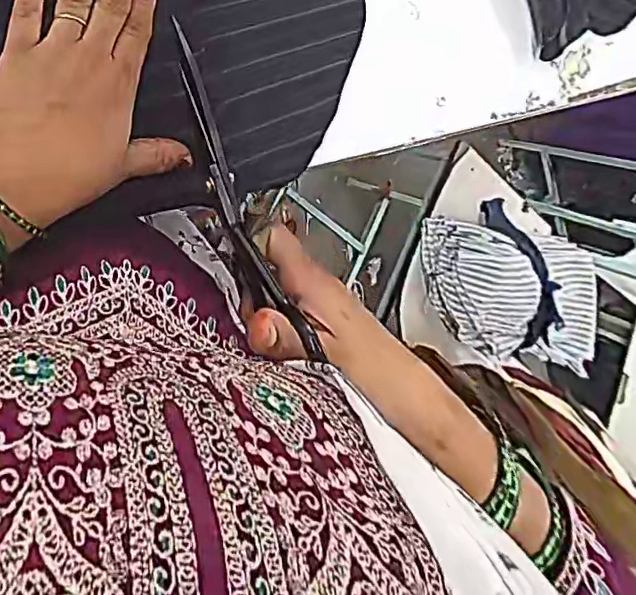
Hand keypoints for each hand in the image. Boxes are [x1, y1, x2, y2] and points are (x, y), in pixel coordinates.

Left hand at [0, 0, 189, 243]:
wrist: (15, 178)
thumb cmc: (65, 174)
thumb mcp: (120, 166)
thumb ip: (154, 154)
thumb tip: (180, 156)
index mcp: (117, 84)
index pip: (137, 30)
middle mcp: (89, 60)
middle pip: (112, 5)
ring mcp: (54, 52)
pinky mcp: (18, 54)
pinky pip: (27, 10)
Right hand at [245, 220, 508, 507]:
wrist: (413, 399)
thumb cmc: (381, 373)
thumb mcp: (327, 356)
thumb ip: (288, 337)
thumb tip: (255, 320)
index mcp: (314, 282)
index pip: (272, 235)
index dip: (244, 238)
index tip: (221, 257)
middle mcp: (315, 286)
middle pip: (264, 264)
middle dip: (243, 285)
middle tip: (240, 318)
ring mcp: (317, 303)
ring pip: (273, 288)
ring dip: (257, 308)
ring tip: (253, 337)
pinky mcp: (320, 322)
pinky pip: (283, 309)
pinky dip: (270, 324)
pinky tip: (269, 349)